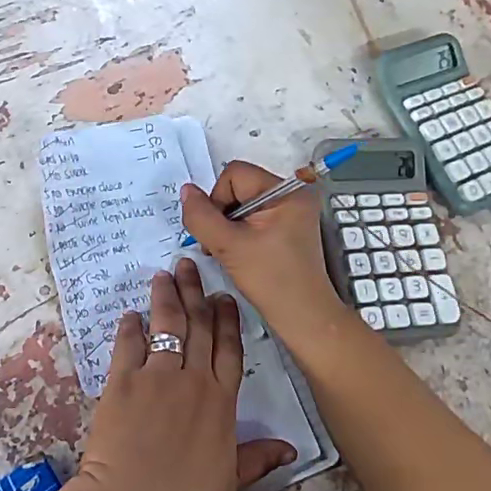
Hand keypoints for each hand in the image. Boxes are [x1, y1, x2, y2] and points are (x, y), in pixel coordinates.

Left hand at [67, 259, 294, 490]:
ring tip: (163, 274)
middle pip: (198, 327)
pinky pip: (128, 346)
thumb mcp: (229, 482)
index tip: (224, 297)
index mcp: (221, 403)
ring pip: (166, 326)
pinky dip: (130, 328)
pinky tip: (130, 315)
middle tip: (190, 265)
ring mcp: (157, 378)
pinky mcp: (122, 382)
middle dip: (195, 293)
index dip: (227, 320)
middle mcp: (193, 381)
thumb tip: (290, 449)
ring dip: (165, 297)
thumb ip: (256, 458)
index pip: (229, 350)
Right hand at [179, 162, 340, 324]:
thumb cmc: (271, 280)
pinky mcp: (290, 226)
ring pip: (244, 203)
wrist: (304, 316)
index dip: (217, 200)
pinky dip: (242, 231)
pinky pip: (255, 216)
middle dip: (223, 214)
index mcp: (286, 191)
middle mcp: (294, 194)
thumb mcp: (228, 246)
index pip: (234, 174)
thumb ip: (201, 216)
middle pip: (239, 186)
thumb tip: (187, 191)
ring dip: (230, 225)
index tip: (219, 233)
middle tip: (221, 245)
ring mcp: (294, 210)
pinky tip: (242, 253)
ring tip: (232, 252)